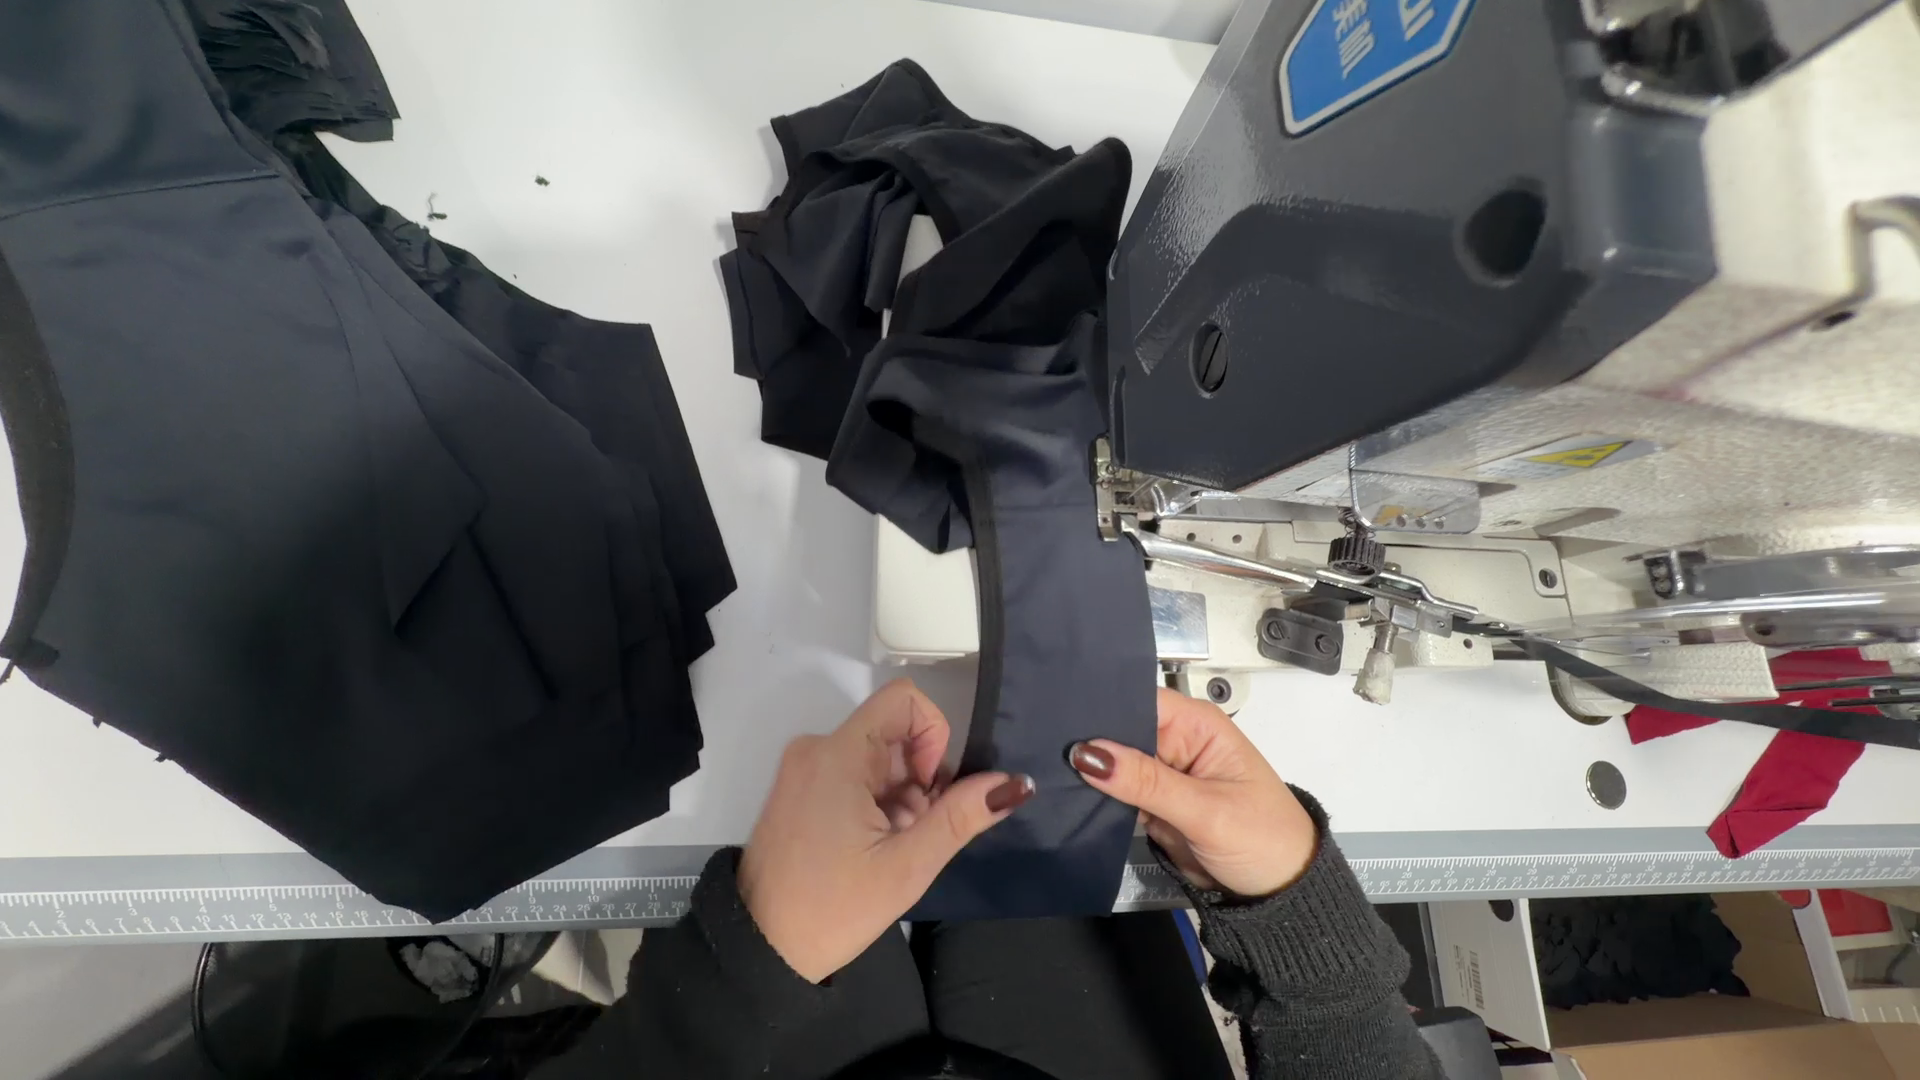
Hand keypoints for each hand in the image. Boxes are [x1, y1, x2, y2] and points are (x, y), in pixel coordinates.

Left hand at [737, 680, 1033, 981]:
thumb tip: (1015, 783)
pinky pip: (856, 772)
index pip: (905, 700)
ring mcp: (806, 766)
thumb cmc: (831, 909)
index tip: (929, 791)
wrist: (757, 951)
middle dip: (920, 778)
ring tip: (890, 846)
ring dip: (901, 794)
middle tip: (914, 832)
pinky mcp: (802, 786)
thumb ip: (961, 817)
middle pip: (895, 732)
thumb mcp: (906, 866)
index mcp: (838, 754)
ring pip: (879, 755)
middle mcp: (818, 747)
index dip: (932, 736)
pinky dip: (877, 800)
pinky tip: (872, 845)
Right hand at [1068, 687, 1316, 898]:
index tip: (1056, 715)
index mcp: (1195, 723)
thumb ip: (1146, 782)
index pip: (1137, 699)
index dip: (1099, 705)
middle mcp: (1174, 739)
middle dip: (1086, 739)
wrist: (1280, 897)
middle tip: (1041, 743)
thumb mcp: (1205, 810)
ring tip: (1044, 765)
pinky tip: (1061, 789)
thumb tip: (1086, 753)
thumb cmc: (1262, 840)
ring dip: (1086, 770)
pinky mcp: (1151, 801)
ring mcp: (1161, 772)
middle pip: (1118, 729)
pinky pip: (1115, 791)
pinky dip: (1095, 795)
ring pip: (1112, 762)